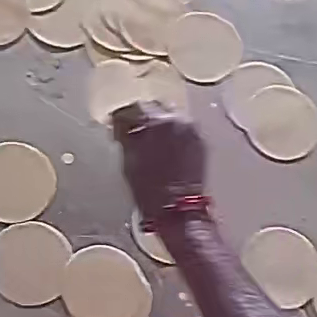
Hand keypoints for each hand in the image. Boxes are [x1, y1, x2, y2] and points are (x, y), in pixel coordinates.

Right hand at [111, 101, 207, 217]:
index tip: (115, 125)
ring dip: (158, 124)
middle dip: (142, 116)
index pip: (134, 107)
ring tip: (149, 139)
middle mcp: (177, 119)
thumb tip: (123, 127)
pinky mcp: (200, 142)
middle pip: (155, 107)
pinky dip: (172, 133)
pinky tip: (164, 146)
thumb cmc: (149, 188)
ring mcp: (191, 130)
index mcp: (156, 121)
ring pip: (171, 116)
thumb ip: (126, 137)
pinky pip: (182, 129)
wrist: (178, 210)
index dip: (121, 116)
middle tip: (131, 130)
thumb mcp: (129, 160)